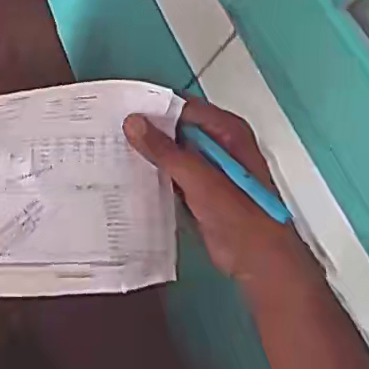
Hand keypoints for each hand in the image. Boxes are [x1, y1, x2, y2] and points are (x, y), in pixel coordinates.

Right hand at [124, 100, 318, 297]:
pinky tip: (128, 172)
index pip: (183, 106)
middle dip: (147, 129)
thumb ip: (165, 150)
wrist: (259, 261)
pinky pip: (171, 172)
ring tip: (111, 147)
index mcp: (227, 130)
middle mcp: (218, 143)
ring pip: (171, 151)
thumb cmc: (240, 215)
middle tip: (109, 127)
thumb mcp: (200, 178)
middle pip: (176, 127)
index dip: (153, 106)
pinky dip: (154, 172)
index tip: (121, 108)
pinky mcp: (199, 188)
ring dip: (148, 152)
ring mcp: (208, 167)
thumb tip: (133, 122)